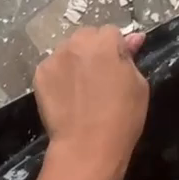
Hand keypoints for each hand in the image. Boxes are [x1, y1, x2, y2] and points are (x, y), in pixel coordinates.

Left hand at [33, 26, 149, 179]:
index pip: (112, 32)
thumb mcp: (139, 85)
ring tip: (80, 88)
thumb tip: (133, 38)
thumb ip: (131, 57)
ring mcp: (55, 58)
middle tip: (99, 76)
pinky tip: (66, 96)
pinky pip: (52, 67)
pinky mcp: (39, 74)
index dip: (116, 49)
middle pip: (86, 36)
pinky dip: (59, 76)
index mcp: (105, 42)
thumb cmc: (122, 118)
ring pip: (67, 50)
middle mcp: (77, 43)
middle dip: (93, 49)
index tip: (118, 68)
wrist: (87, 147)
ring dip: (75, 61)